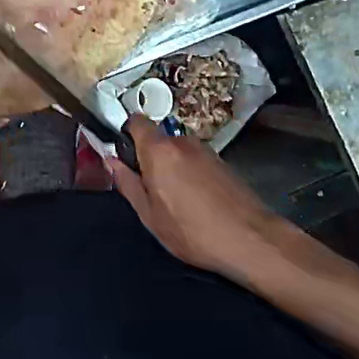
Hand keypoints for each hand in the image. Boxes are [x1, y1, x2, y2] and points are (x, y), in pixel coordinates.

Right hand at [108, 116, 287, 282]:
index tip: (122, 154)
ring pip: (177, 152)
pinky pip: (195, 160)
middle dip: (150, 159)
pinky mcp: (221, 161)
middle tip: (149, 190)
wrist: (248, 237)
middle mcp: (183, 142)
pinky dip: (190, 174)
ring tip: (175, 202)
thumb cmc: (193, 231)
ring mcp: (205, 150)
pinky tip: (195, 202)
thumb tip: (111, 161)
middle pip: (158, 140)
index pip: (137, 122)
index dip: (126, 134)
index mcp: (159, 150)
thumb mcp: (149, 215)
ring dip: (171, 168)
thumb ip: (128, 183)